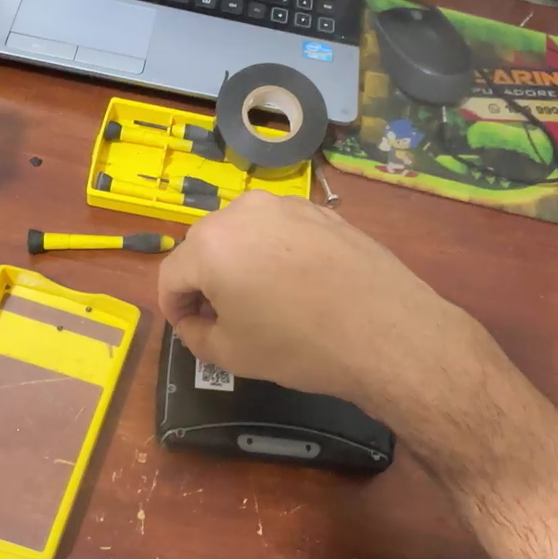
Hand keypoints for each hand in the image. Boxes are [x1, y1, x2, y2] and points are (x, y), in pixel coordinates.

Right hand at [157, 192, 501, 418]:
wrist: (386, 331)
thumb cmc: (299, 345)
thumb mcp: (232, 353)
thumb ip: (196, 335)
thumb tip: (195, 321)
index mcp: (211, 243)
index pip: (171, 275)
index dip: (174, 308)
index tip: (190, 329)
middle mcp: (243, 211)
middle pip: (205, 247)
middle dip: (205, 282)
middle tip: (224, 319)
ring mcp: (286, 205)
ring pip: (243, 234)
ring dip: (240, 263)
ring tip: (264, 301)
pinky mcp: (321, 210)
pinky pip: (281, 231)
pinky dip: (275, 254)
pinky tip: (299, 286)